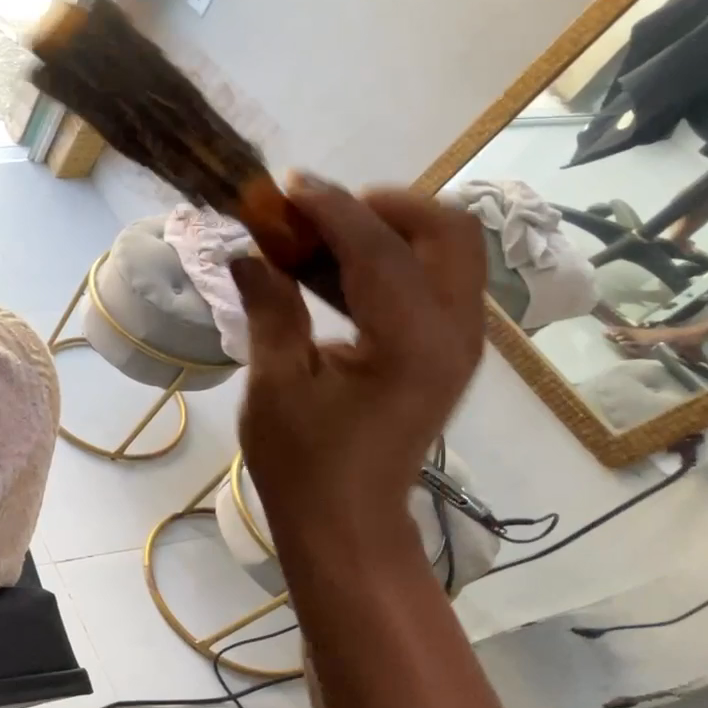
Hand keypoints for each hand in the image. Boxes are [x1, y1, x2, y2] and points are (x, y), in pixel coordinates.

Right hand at [230, 178, 486, 540]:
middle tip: (312, 214)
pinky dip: (385, 264)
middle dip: (379, 208)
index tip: (287, 187)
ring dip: (382, 232)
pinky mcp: (444, 352)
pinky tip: (327, 274)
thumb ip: (270, 309)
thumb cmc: (302, 461)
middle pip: (445, 231)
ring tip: (310, 240)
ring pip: (445, 252)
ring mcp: (459, 341)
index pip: (379, 248)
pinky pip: (430, 283)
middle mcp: (455, 330)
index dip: (331, 210)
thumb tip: (248, 256)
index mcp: (412, 340)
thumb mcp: (276, 384)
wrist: (345, 520)